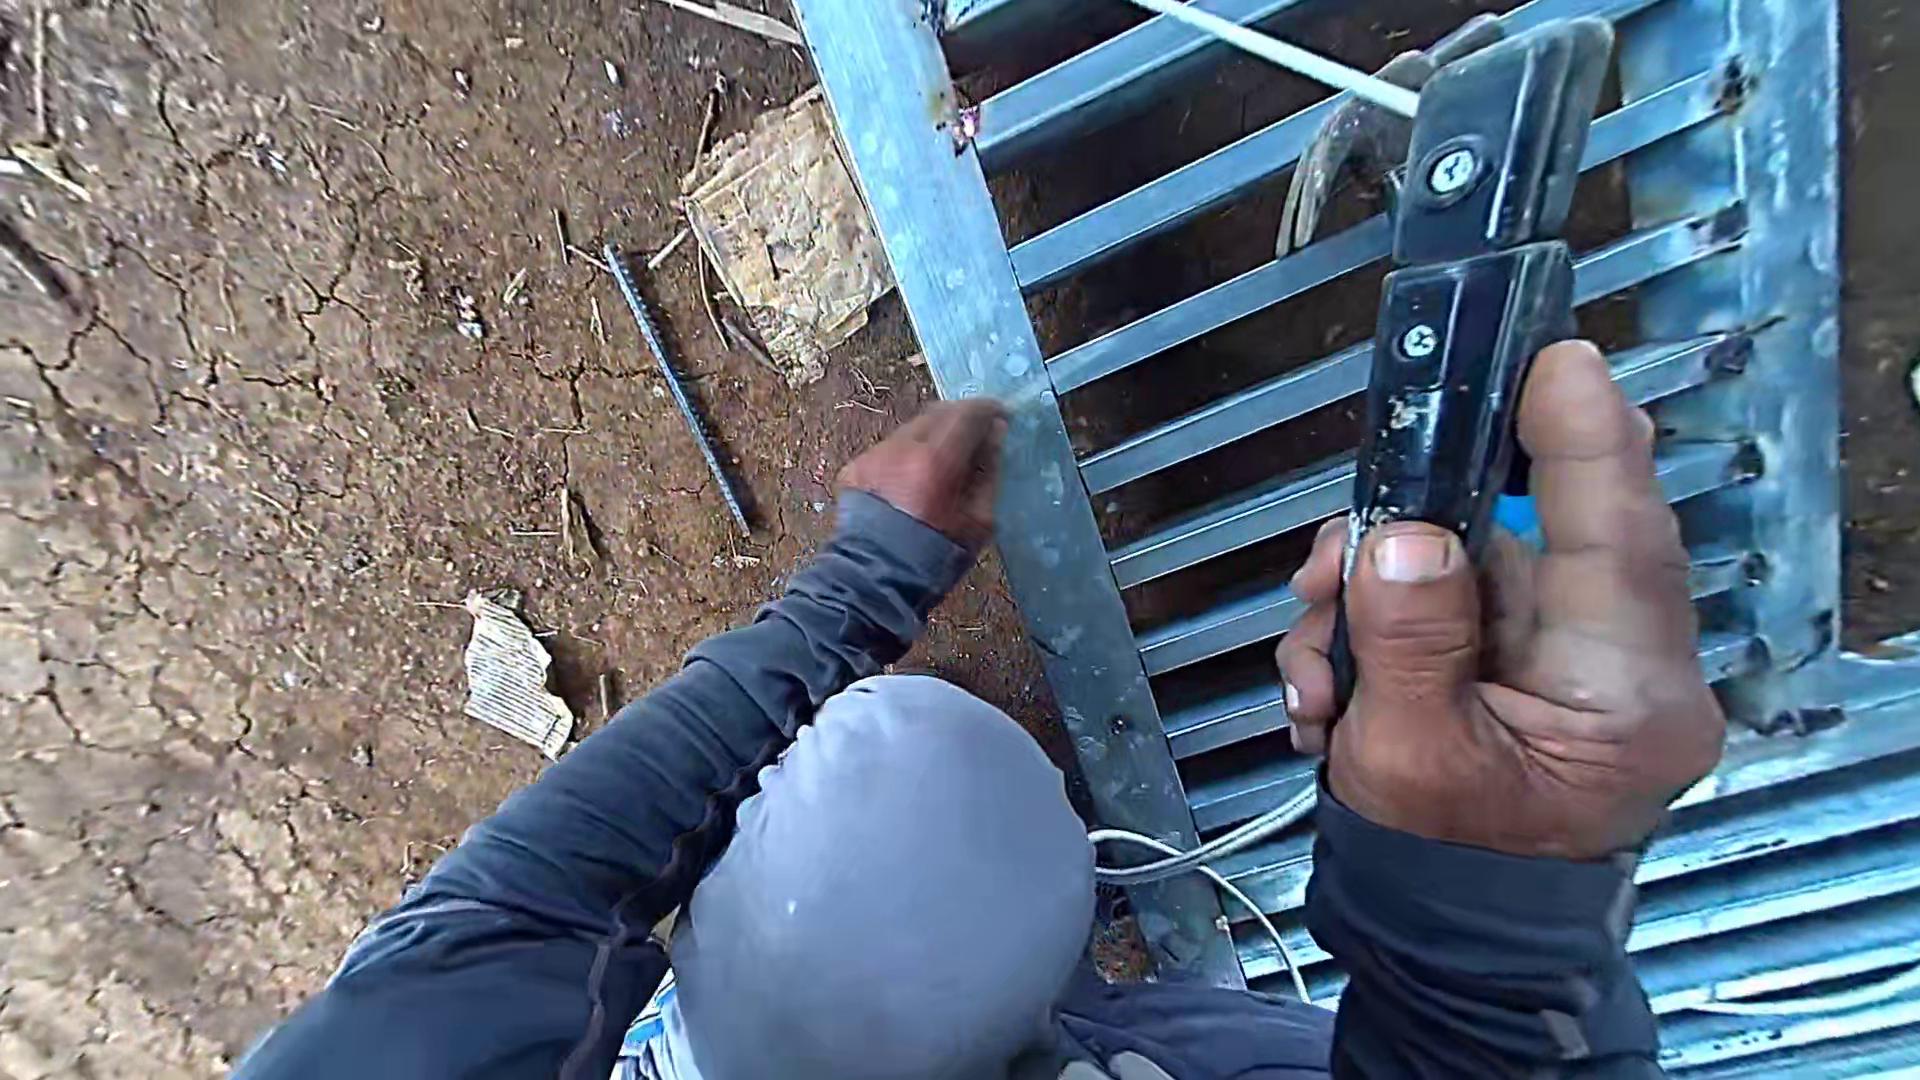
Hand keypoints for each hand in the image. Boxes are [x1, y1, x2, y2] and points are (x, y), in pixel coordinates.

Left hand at [837, 399, 1008, 548]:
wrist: (874, 581)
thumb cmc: (934, 557)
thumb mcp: (978, 522)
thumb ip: (989, 472)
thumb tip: (996, 435)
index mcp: (936, 462)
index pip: (967, 415)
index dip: (989, 410)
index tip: (1002, 415)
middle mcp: (902, 448)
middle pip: (939, 412)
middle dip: (963, 417)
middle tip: (980, 432)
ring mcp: (875, 455)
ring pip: (914, 427)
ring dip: (936, 432)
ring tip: (950, 455)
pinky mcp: (858, 466)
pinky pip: (892, 446)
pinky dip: (912, 450)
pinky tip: (918, 475)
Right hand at [1276, 341, 1726, 859]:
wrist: (1424, 902)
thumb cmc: (1437, 847)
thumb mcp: (1409, 754)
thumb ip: (1408, 643)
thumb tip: (1399, 536)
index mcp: (1617, 687)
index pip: (1615, 539)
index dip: (1584, 443)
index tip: (1553, 362)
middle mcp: (1580, 650)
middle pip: (1478, 545)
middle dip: (1379, 557)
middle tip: (1312, 587)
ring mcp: (1517, 647)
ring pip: (1419, 571)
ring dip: (1342, 613)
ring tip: (1311, 688)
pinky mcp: (1467, 649)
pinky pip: (1396, 605)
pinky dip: (1341, 639)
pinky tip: (1320, 696)